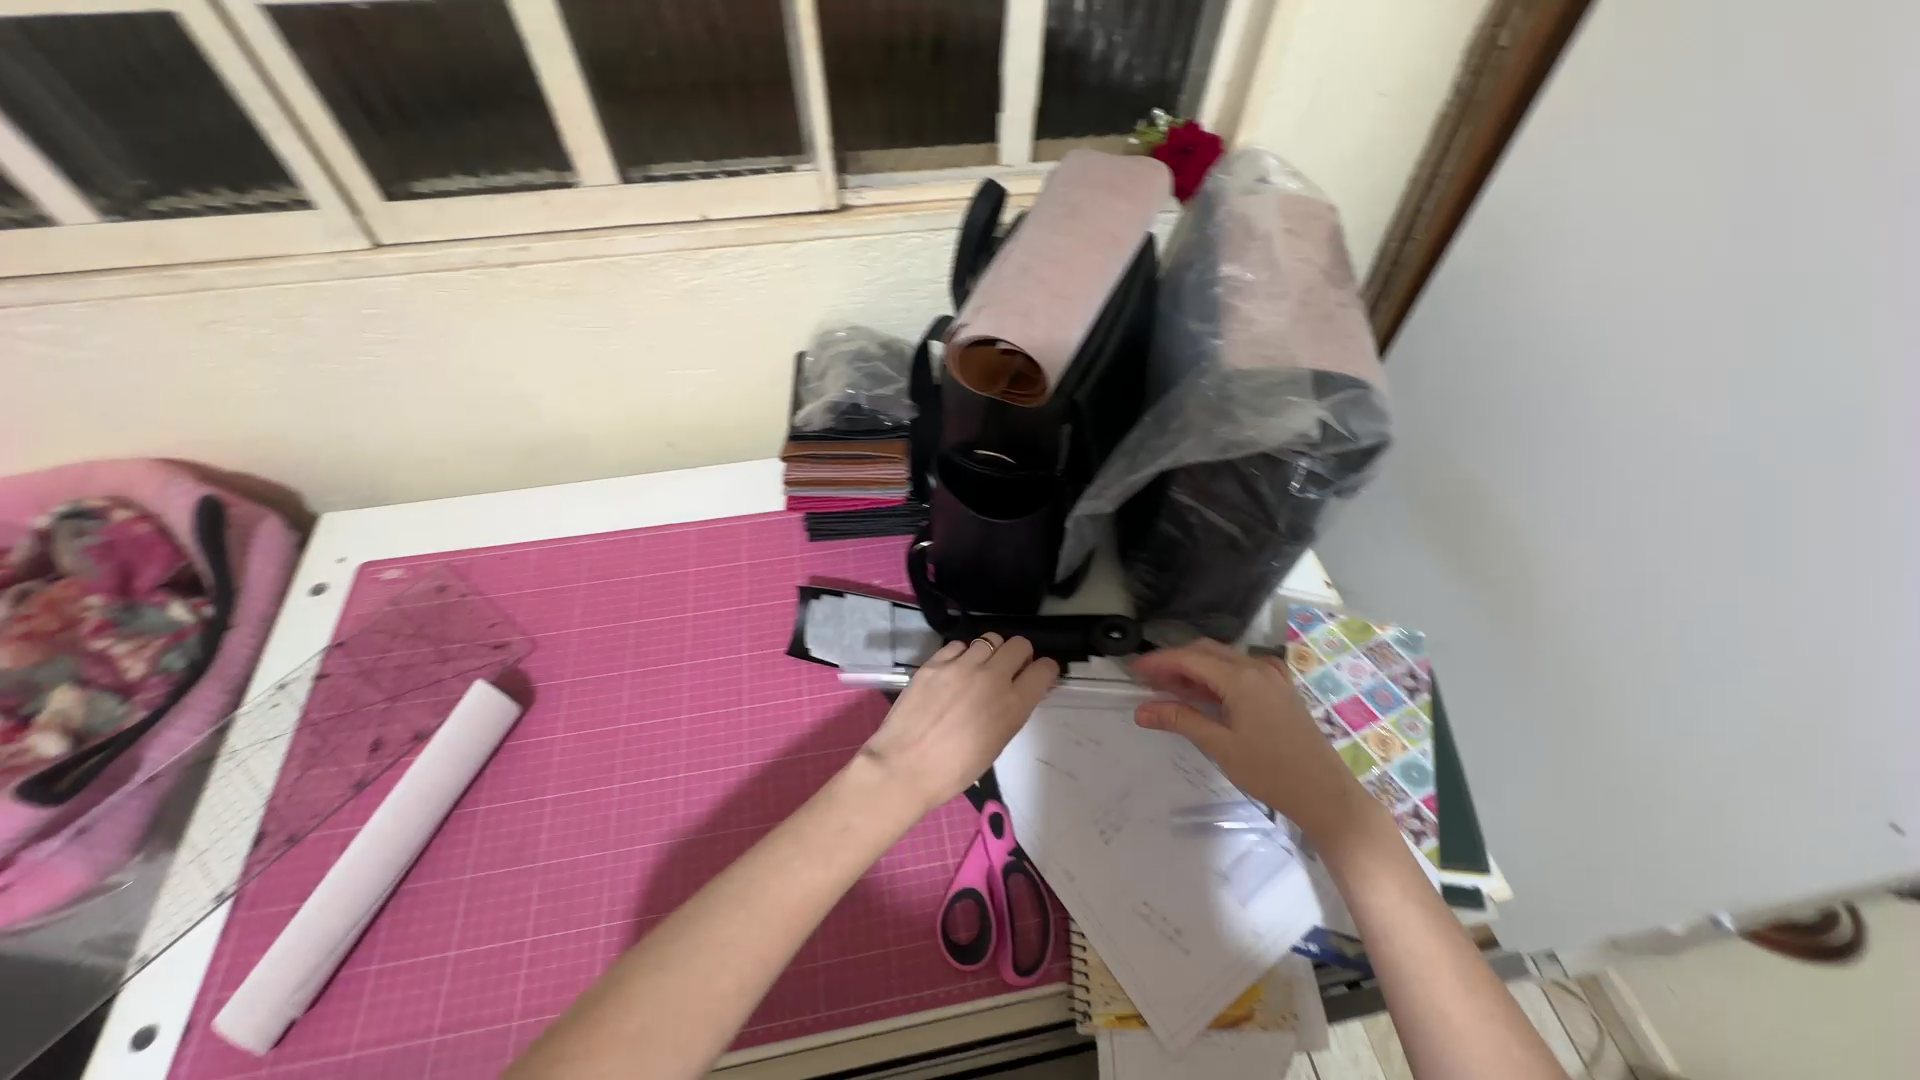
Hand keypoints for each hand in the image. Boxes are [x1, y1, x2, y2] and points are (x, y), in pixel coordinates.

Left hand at [858, 634, 1059, 813]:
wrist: (903, 768)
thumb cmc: (953, 770)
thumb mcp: (995, 744)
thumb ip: (1011, 712)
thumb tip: (1019, 693)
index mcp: (1012, 706)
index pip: (1044, 669)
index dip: (1045, 670)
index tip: (1039, 675)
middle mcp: (991, 678)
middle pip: (1020, 644)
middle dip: (1020, 655)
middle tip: (1009, 670)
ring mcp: (960, 667)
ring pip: (989, 639)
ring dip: (991, 652)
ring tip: (980, 668)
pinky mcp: (934, 663)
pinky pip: (958, 646)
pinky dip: (962, 655)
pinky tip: (954, 671)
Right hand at [1131, 640, 1378, 845]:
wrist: (1324, 793)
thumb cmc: (1270, 770)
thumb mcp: (1219, 745)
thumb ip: (1180, 720)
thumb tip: (1142, 711)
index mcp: (1241, 678)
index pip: (1190, 658)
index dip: (1159, 661)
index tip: (1134, 670)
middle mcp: (1257, 668)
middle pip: (1207, 652)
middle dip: (1175, 662)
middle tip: (1148, 680)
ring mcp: (1273, 678)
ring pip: (1224, 660)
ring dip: (1195, 669)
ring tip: (1169, 689)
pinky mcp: (1280, 690)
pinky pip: (1241, 671)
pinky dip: (1217, 677)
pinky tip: (1205, 696)